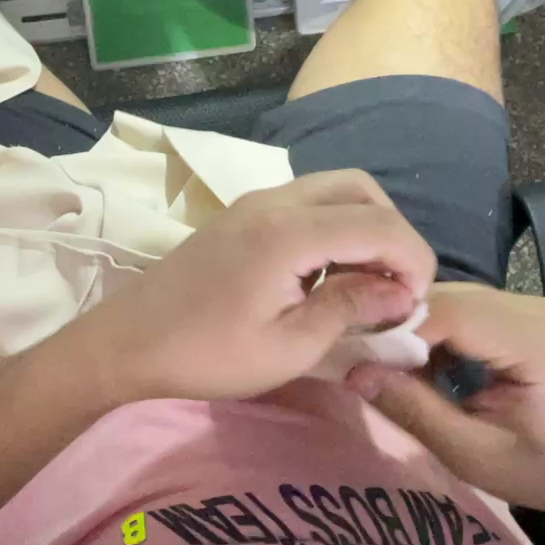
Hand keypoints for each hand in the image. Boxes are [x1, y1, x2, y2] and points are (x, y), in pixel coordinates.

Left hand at [59, 170, 437, 402]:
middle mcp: (273, 201)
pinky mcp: (238, 215)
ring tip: (363, 283)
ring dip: (361, 226)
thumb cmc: (206, 355)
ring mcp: (251, 203)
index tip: (416, 304)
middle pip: (359, 189)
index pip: (379, 225)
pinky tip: (323, 272)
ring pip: (330, 190)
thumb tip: (401, 291)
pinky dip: (330, 225)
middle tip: (393, 286)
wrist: (128, 342)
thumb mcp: (288, 346)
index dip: (414, 260)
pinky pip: (302, 202)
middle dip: (392, 232)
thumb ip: (349, 309)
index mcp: (287, 232)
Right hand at [349, 283, 544, 519]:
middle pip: (450, 299)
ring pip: (455, 298)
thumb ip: (414, 409)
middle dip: (403, 327)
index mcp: (539, 342)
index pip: (451, 312)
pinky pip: (470, 306)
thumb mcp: (472, 454)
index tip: (359, 356)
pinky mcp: (533, 311)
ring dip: (418, 327)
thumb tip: (353, 372)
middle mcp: (542, 308)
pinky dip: (440, 329)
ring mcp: (540, 304)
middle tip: (368, 362)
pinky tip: (429, 361)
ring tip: (395, 366)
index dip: (397, 328)